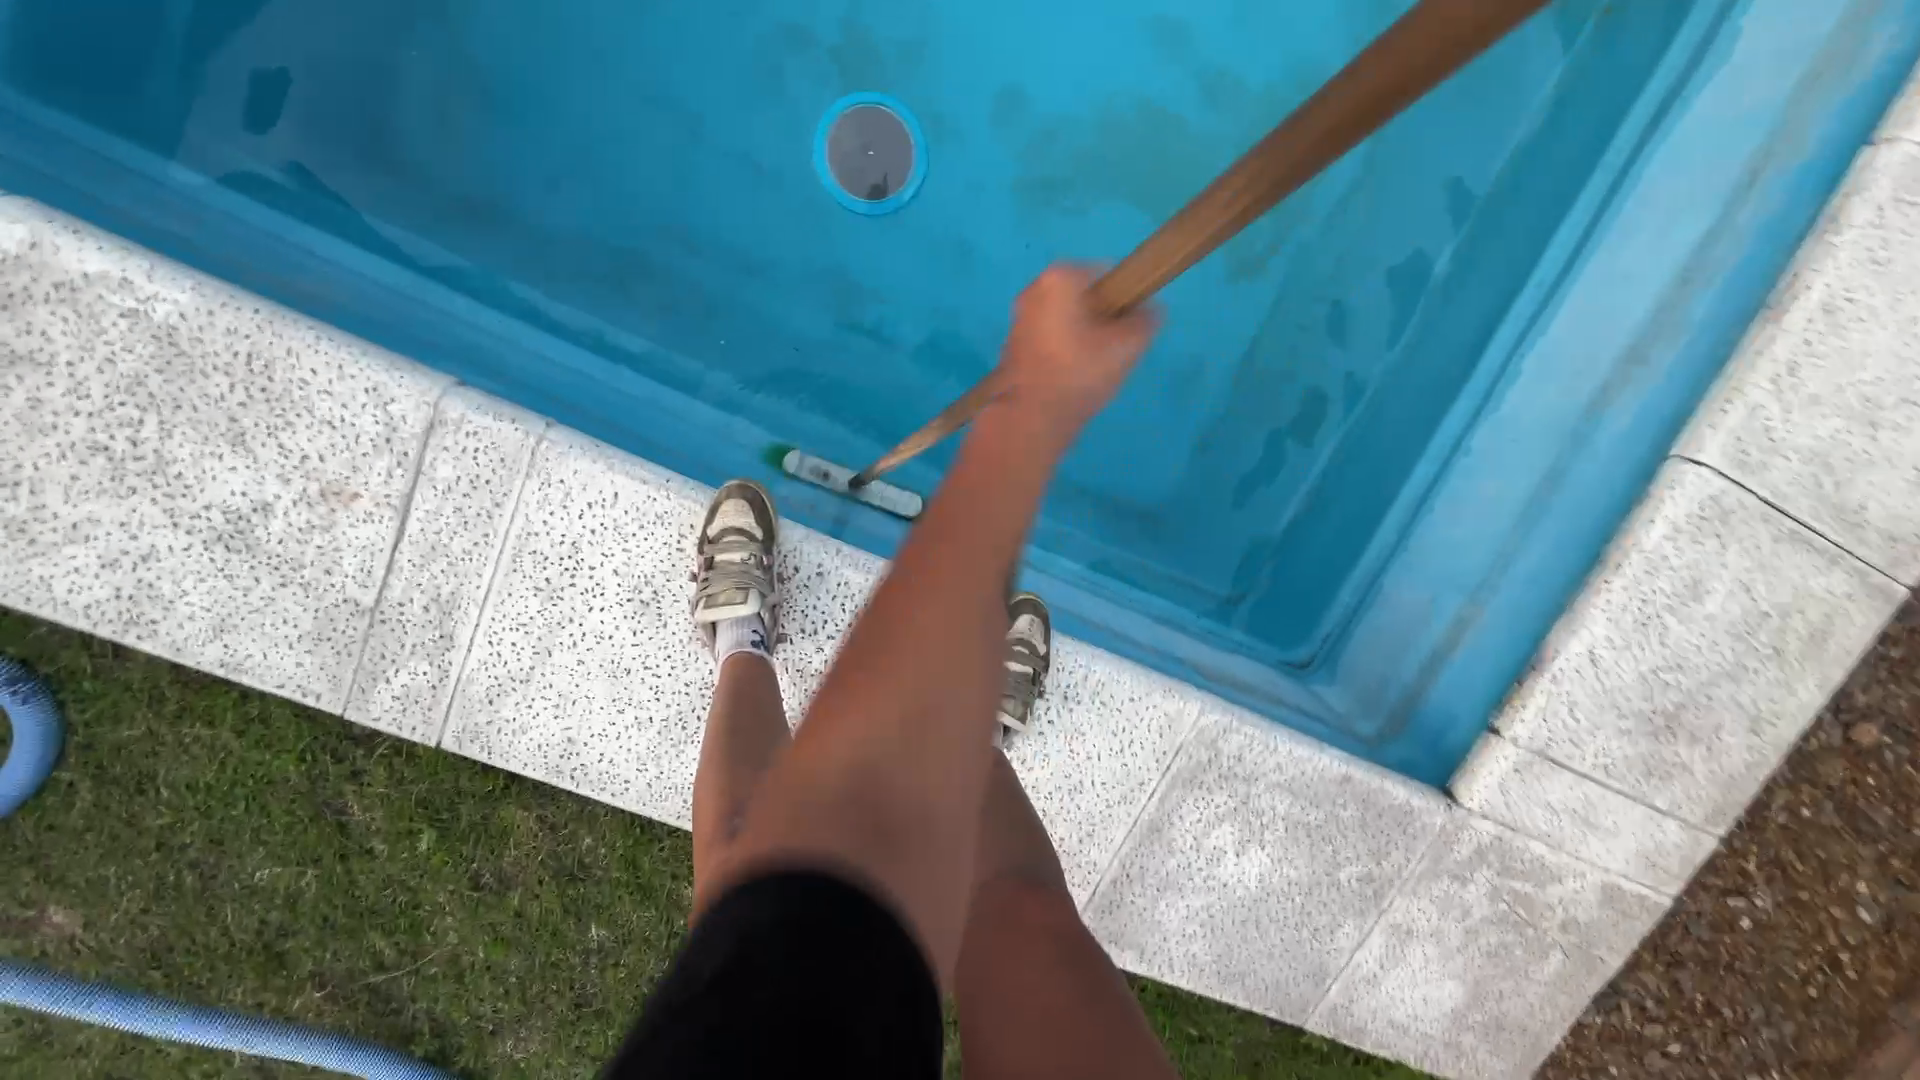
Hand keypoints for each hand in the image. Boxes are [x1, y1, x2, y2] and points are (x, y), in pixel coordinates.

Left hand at [995, 264, 1159, 434]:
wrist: (1029, 419)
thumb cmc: (1079, 374)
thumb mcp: (1127, 346)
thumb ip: (1147, 320)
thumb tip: (1149, 311)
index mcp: (1060, 277)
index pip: (1110, 274)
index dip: (1127, 300)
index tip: (1128, 330)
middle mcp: (1034, 288)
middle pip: (1087, 297)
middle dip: (1104, 321)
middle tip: (1111, 352)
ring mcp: (1020, 317)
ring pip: (1069, 320)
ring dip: (1084, 338)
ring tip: (1092, 369)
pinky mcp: (1013, 344)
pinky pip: (1051, 339)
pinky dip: (1064, 352)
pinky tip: (1071, 378)